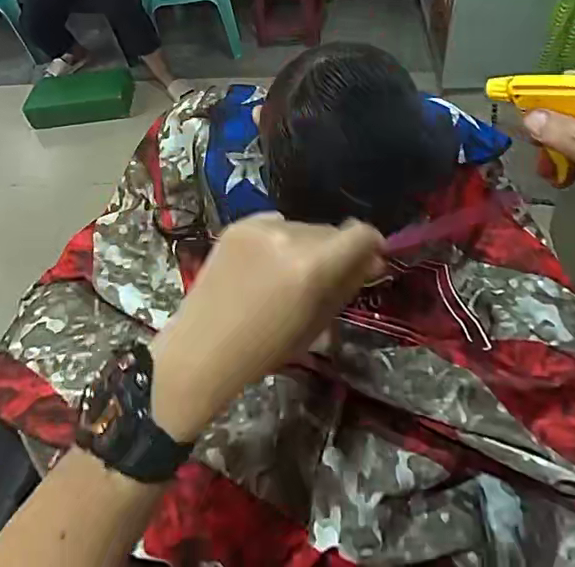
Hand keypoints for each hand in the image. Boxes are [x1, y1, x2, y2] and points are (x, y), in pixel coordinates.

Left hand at [147, 215, 383, 438]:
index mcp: (312, 267)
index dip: (371, 243)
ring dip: (306, 245)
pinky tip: (264, 266)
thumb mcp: (318, 322)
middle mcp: (290, 237)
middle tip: (323, 278)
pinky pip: (276, 224)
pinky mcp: (239, 224)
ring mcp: (261, 228)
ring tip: (286, 275)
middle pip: (331, 231)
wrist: (202, 349)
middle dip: (335, 250)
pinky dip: (279, 240)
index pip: (361, 234)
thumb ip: (348, 284)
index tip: (370, 257)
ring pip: (304, 227)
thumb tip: (372, 259)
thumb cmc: (266, 348)